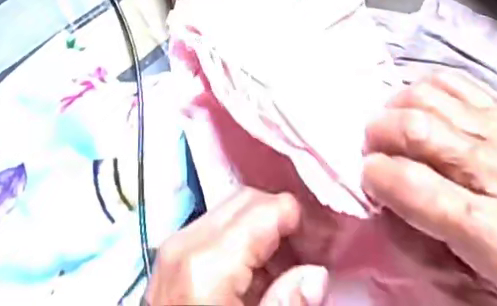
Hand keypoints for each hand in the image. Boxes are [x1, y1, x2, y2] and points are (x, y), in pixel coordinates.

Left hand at [147, 188, 329, 305]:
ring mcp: (172, 250)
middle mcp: (185, 241)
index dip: (302, 221)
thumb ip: (286, 304)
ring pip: (230, 212)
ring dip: (262, 232)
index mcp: (208, 260)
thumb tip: (317, 273)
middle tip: (315, 254)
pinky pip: (213, 233)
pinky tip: (260, 281)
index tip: (328, 243)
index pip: (266, 207)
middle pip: (246, 200)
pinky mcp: (168, 264)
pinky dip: (240, 245)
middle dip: (282, 221)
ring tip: (291, 272)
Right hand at [361, 73, 496, 304]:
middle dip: (380, 135)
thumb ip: (420, 249)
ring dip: (396, 109)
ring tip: (386, 130)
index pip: (418, 189)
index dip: (377, 177)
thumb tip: (377, 200)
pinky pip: (456, 84)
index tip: (365, 180)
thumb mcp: (474, 297)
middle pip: (421, 131)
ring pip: (433, 99)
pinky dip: (424, 89)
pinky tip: (413, 109)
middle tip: (369, 150)